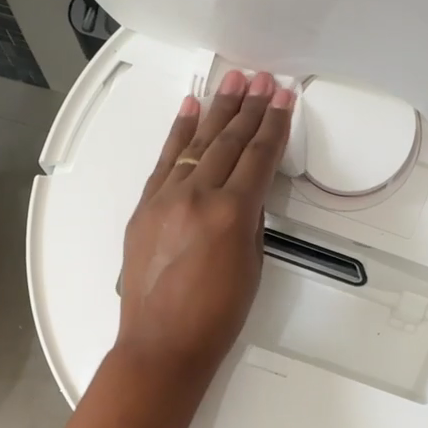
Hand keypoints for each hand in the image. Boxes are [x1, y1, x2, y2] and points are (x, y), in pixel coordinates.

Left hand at [114, 69, 294, 374]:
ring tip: (233, 81)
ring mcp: (165, 200)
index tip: (283, 100)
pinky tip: (191, 110)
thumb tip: (246, 198)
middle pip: (228, 142)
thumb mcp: (251, 270)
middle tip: (262, 81)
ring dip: (216, 111)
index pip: (258, 158)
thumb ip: (250, 225)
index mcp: (231, 215)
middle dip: (248, 109)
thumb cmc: (212, 321)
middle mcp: (196, 198)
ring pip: (195, 144)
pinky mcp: (143, 210)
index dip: (273, 127)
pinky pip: (164, 162)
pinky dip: (178, 135)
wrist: (161, 345)